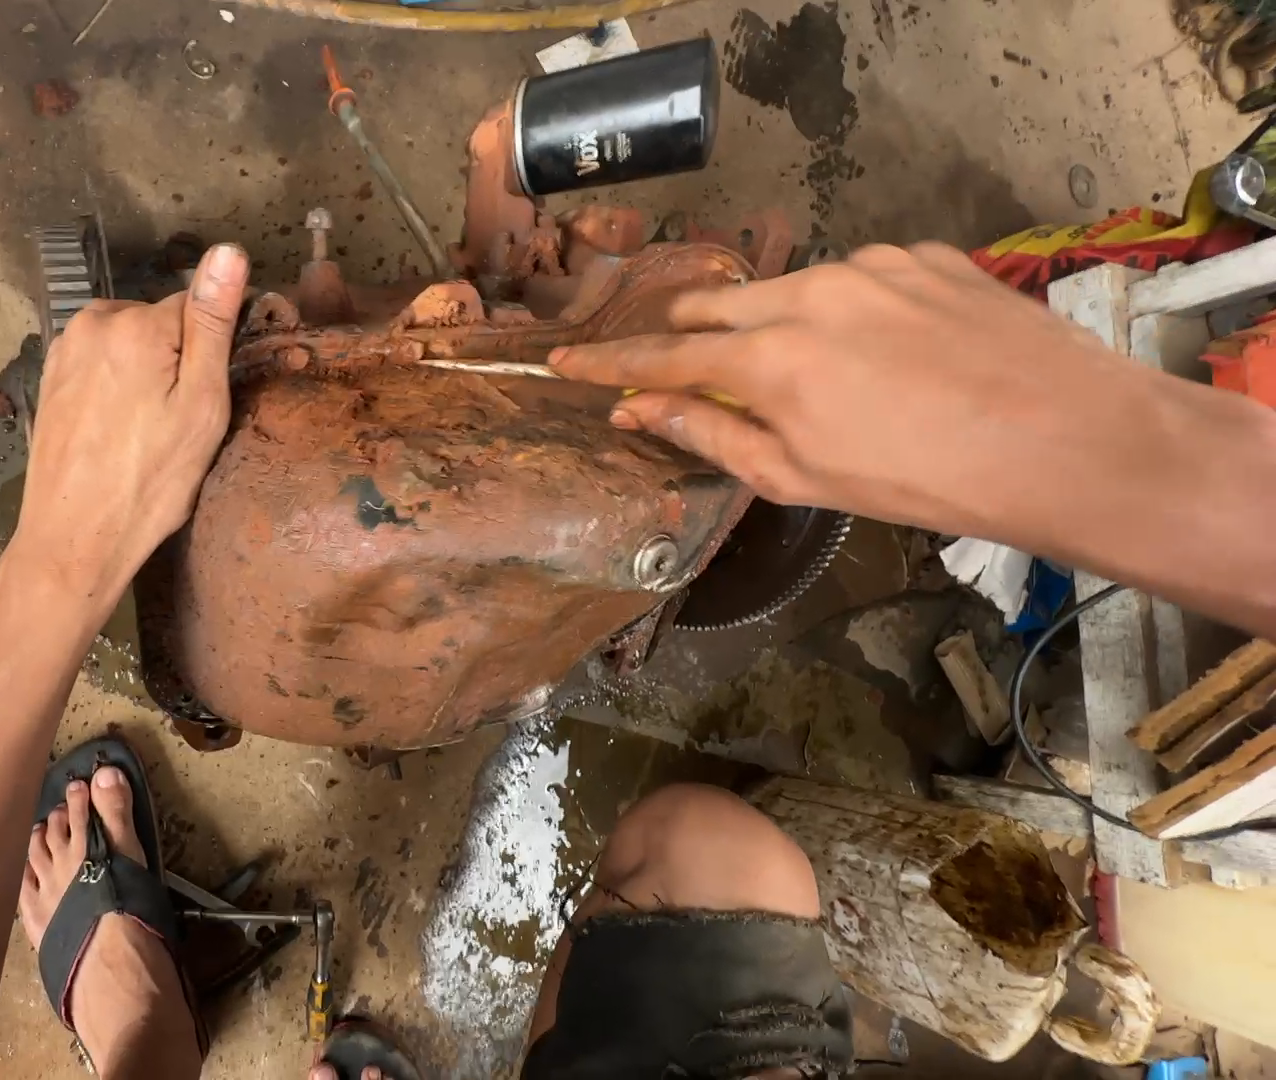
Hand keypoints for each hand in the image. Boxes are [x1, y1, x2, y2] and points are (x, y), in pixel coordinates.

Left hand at [11, 243, 249, 609]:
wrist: (75, 538)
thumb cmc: (151, 481)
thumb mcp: (201, 406)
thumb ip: (212, 325)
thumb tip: (230, 251)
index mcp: (136, 324)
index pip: (197, 307)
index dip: (213, 349)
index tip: (211, 396)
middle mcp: (92, 323)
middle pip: (160, 323)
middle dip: (176, 361)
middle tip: (180, 423)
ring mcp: (65, 350)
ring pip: (130, 344)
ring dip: (146, 373)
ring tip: (148, 431)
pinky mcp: (50, 377)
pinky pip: (101, 364)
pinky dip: (117, 386)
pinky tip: (119, 430)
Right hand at [547, 242, 1228, 547]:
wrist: (1071, 445)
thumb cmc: (914, 481)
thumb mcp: (791, 474)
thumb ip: (703, 431)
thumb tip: (632, 410)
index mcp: (768, 360)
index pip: (658, 358)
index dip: (605, 364)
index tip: (561, 360)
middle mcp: (808, 295)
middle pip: (707, 308)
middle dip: (684, 342)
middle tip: (695, 380)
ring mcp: (869, 266)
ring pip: (774, 290)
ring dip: (760, 327)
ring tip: (806, 374)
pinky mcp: (921, 255)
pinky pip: (843, 277)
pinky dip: (829, 310)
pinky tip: (872, 349)